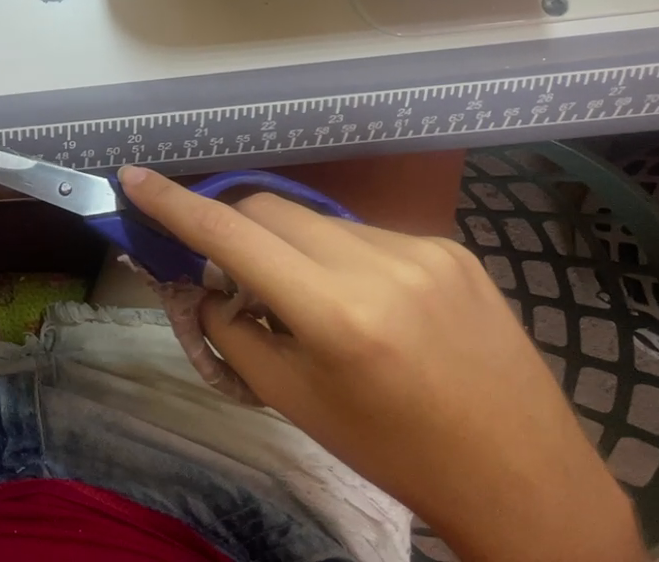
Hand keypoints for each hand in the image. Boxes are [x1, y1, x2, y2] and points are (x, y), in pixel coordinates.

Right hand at [118, 166, 644, 561]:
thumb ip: (229, 326)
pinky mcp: (453, 250)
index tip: (133, 177)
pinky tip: (364, 302)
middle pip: (266, 210)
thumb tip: (201, 279)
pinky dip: (337, 256)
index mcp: (335, 315)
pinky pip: (362, 233)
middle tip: (230, 274)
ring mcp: (424, 251)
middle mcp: (380, 266)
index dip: (173, 203)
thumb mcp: (289, 397)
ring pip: (313, 220)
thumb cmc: (390, 449)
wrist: (525, 481)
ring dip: (287, 246)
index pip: (230, 235)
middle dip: (233, 229)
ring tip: (308, 299)